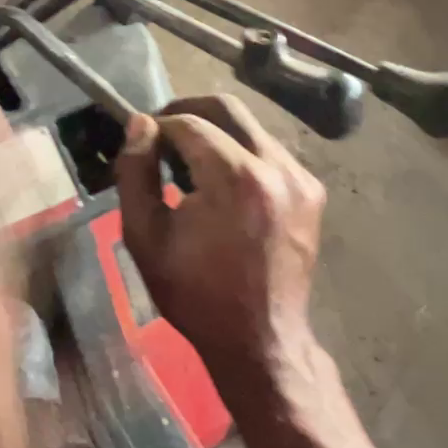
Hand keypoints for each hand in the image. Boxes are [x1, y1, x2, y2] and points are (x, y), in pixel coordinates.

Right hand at [117, 98, 397, 447]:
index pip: (188, 122)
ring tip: (189, 164)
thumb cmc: (196, 294)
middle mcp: (275, 166)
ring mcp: (300, 177)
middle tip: (161, 134)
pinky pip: (269, 149)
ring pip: (250, 126)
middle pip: (226, 107)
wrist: (261, 341)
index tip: (141, 142)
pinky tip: (221, 184)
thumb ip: (136, 172)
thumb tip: (140, 124)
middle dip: (187, 111)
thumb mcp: (146, 237)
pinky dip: (240, 152)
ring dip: (215, 131)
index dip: (158, 125)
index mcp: (235, 177)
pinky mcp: (311, 190)